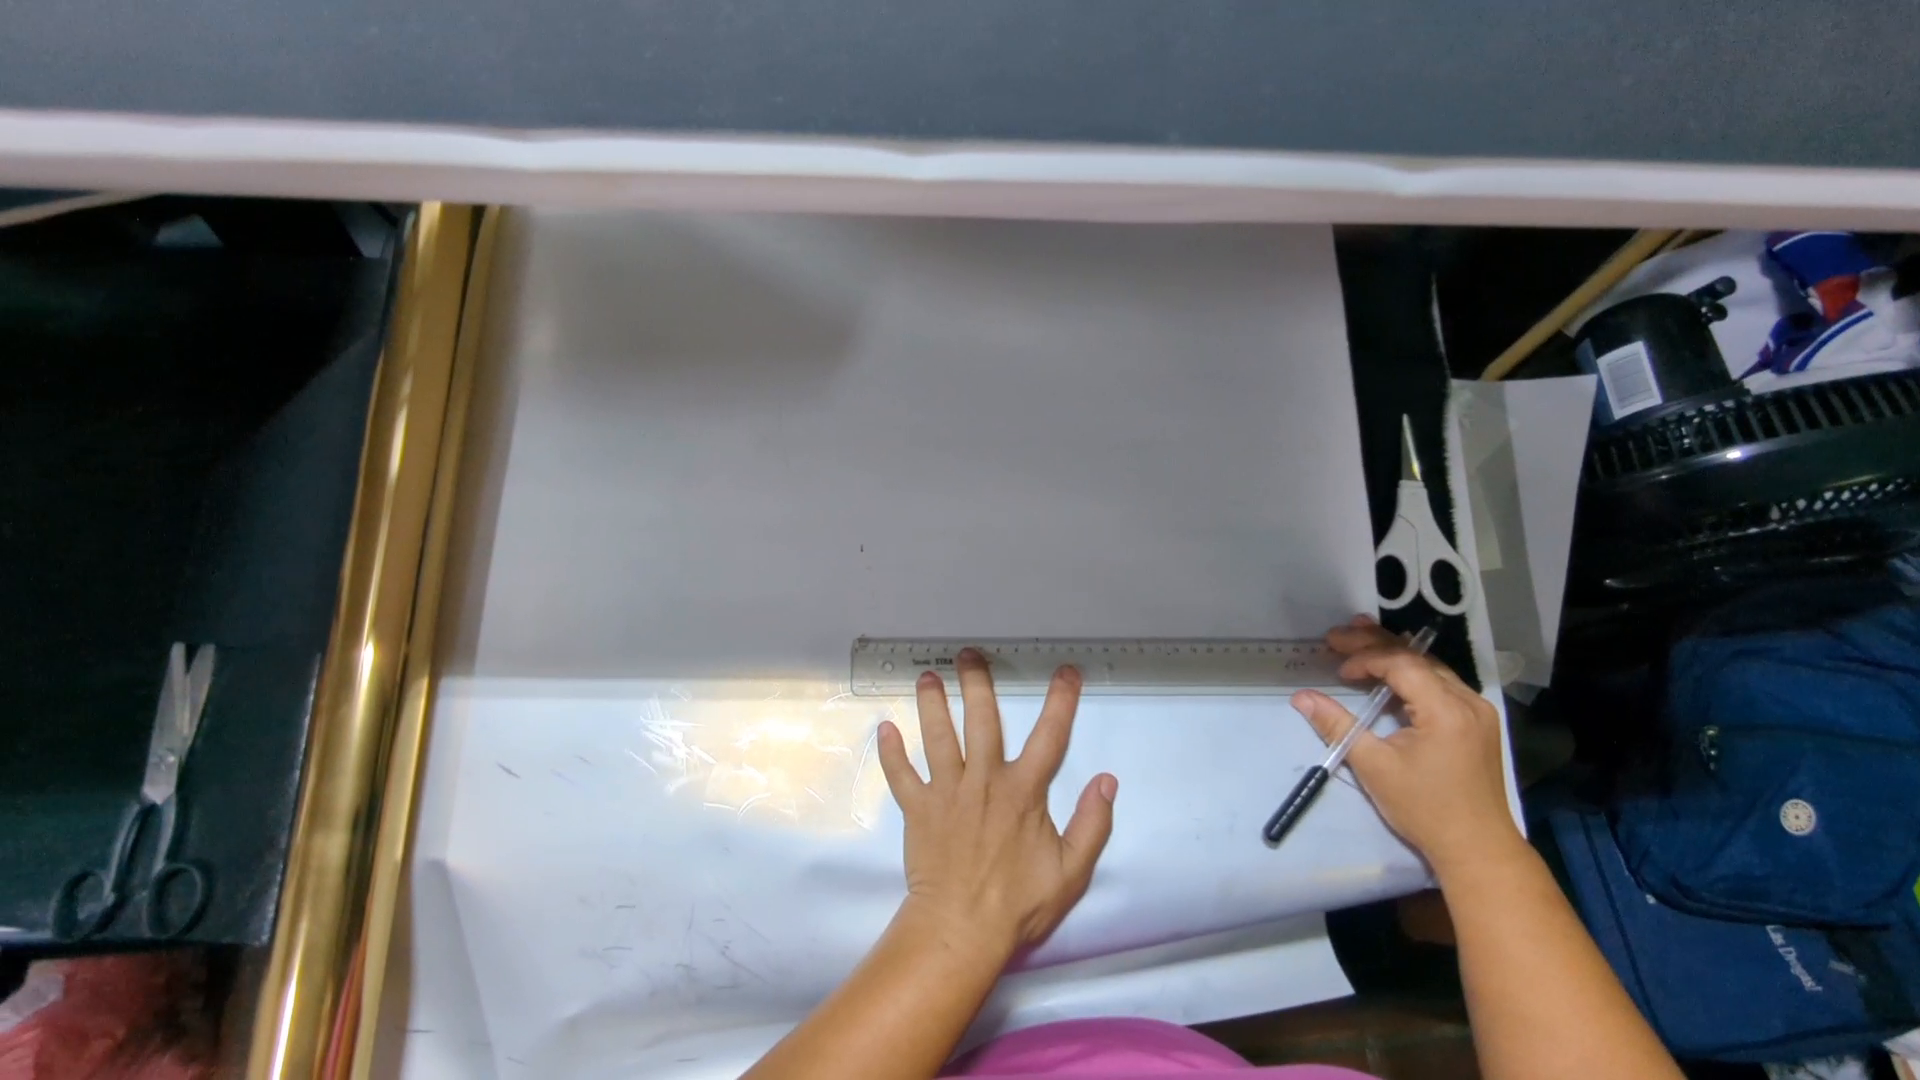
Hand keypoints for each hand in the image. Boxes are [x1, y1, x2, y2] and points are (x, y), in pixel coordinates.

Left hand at [876, 650, 1117, 958]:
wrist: (961, 929)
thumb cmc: (1018, 903)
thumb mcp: (1071, 870)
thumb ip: (1092, 824)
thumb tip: (1107, 781)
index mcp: (1024, 791)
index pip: (1049, 737)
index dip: (1061, 701)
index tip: (1066, 671)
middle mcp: (984, 781)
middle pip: (982, 721)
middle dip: (978, 684)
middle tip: (970, 655)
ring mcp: (947, 793)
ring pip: (938, 737)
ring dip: (932, 704)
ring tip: (927, 677)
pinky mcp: (918, 810)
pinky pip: (901, 775)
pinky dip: (891, 753)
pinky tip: (884, 728)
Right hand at [1291, 616, 1517, 874]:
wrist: (1477, 847)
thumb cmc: (1424, 808)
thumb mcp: (1374, 767)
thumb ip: (1338, 725)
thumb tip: (1301, 697)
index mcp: (1446, 710)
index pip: (1402, 664)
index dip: (1366, 659)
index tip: (1337, 670)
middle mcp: (1468, 701)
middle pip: (1418, 658)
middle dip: (1375, 644)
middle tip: (1337, 635)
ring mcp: (1477, 711)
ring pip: (1431, 668)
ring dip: (1394, 655)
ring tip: (1361, 638)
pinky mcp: (1477, 723)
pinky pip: (1442, 684)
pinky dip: (1412, 674)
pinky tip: (1391, 674)